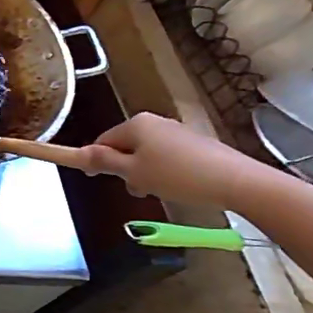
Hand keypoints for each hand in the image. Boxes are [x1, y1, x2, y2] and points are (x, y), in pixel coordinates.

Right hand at [76, 112, 273, 209]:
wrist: (234, 181)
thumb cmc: (177, 176)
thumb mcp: (133, 173)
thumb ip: (104, 162)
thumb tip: (77, 153)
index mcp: (136, 124)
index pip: (103, 140)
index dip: (95, 160)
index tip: (94, 179)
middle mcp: (155, 122)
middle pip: (125, 146)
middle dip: (123, 169)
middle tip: (133, 189)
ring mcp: (176, 132)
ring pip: (146, 153)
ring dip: (143, 172)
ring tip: (156, 190)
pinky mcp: (194, 144)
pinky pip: (166, 156)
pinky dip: (162, 171)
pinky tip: (175, 186)